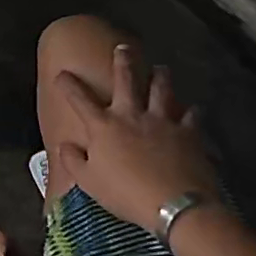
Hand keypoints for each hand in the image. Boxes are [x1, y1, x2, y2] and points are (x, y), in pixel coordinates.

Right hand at [55, 45, 218, 232]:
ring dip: (160, 78)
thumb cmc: (126, 193)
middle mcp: (130, 115)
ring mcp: (162, 122)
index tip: (61, 73)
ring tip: (161, 68)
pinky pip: (191, 116)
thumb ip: (72, 160)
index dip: (67, 83)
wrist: (176, 207)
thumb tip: (65, 145)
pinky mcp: (189, 135)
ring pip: (161, 91)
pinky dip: (191, 110)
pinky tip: (193, 107)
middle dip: (122, 62)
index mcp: (102, 124)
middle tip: (124, 48)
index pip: (78, 97)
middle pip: (125, 80)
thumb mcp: (88, 181)